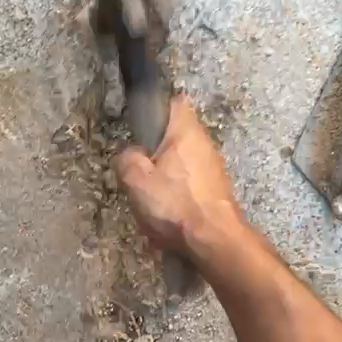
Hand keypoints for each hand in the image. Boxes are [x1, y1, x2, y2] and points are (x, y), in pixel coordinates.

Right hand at [114, 96, 247, 258]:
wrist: (213, 239)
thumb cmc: (175, 203)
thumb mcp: (136, 180)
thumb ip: (127, 160)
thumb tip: (130, 155)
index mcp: (185, 131)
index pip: (174, 102)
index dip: (156, 108)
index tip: (141, 126)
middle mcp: (204, 144)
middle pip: (174, 139)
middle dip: (155, 154)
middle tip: (139, 172)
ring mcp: (212, 168)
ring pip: (179, 166)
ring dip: (164, 180)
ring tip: (151, 201)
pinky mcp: (215, 191)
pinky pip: (188, 187)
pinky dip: (176, 198)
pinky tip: (166, 217)